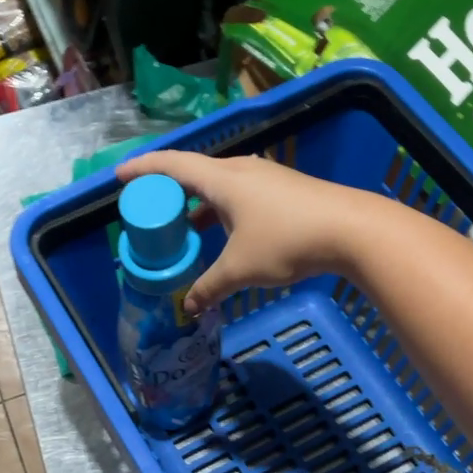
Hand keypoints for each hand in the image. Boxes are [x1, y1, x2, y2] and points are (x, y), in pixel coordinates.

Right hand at [116, 150, 379, 314]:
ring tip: (185, 228)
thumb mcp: (240, 269)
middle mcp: (241, 170)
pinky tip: (224, 235)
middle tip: (153, 209)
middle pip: (196, 173)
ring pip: (220, 186)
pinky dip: (221, 211)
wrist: (351, 230)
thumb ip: (209, 287)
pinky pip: (240, 196)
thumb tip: (188, 307)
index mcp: (222, 179)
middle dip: (170, 190)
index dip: (144, 169)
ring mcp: (266, 179)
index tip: (120, 176)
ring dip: (199, 205)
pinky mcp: (284, 192)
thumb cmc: (287, 241)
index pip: (173, 165)